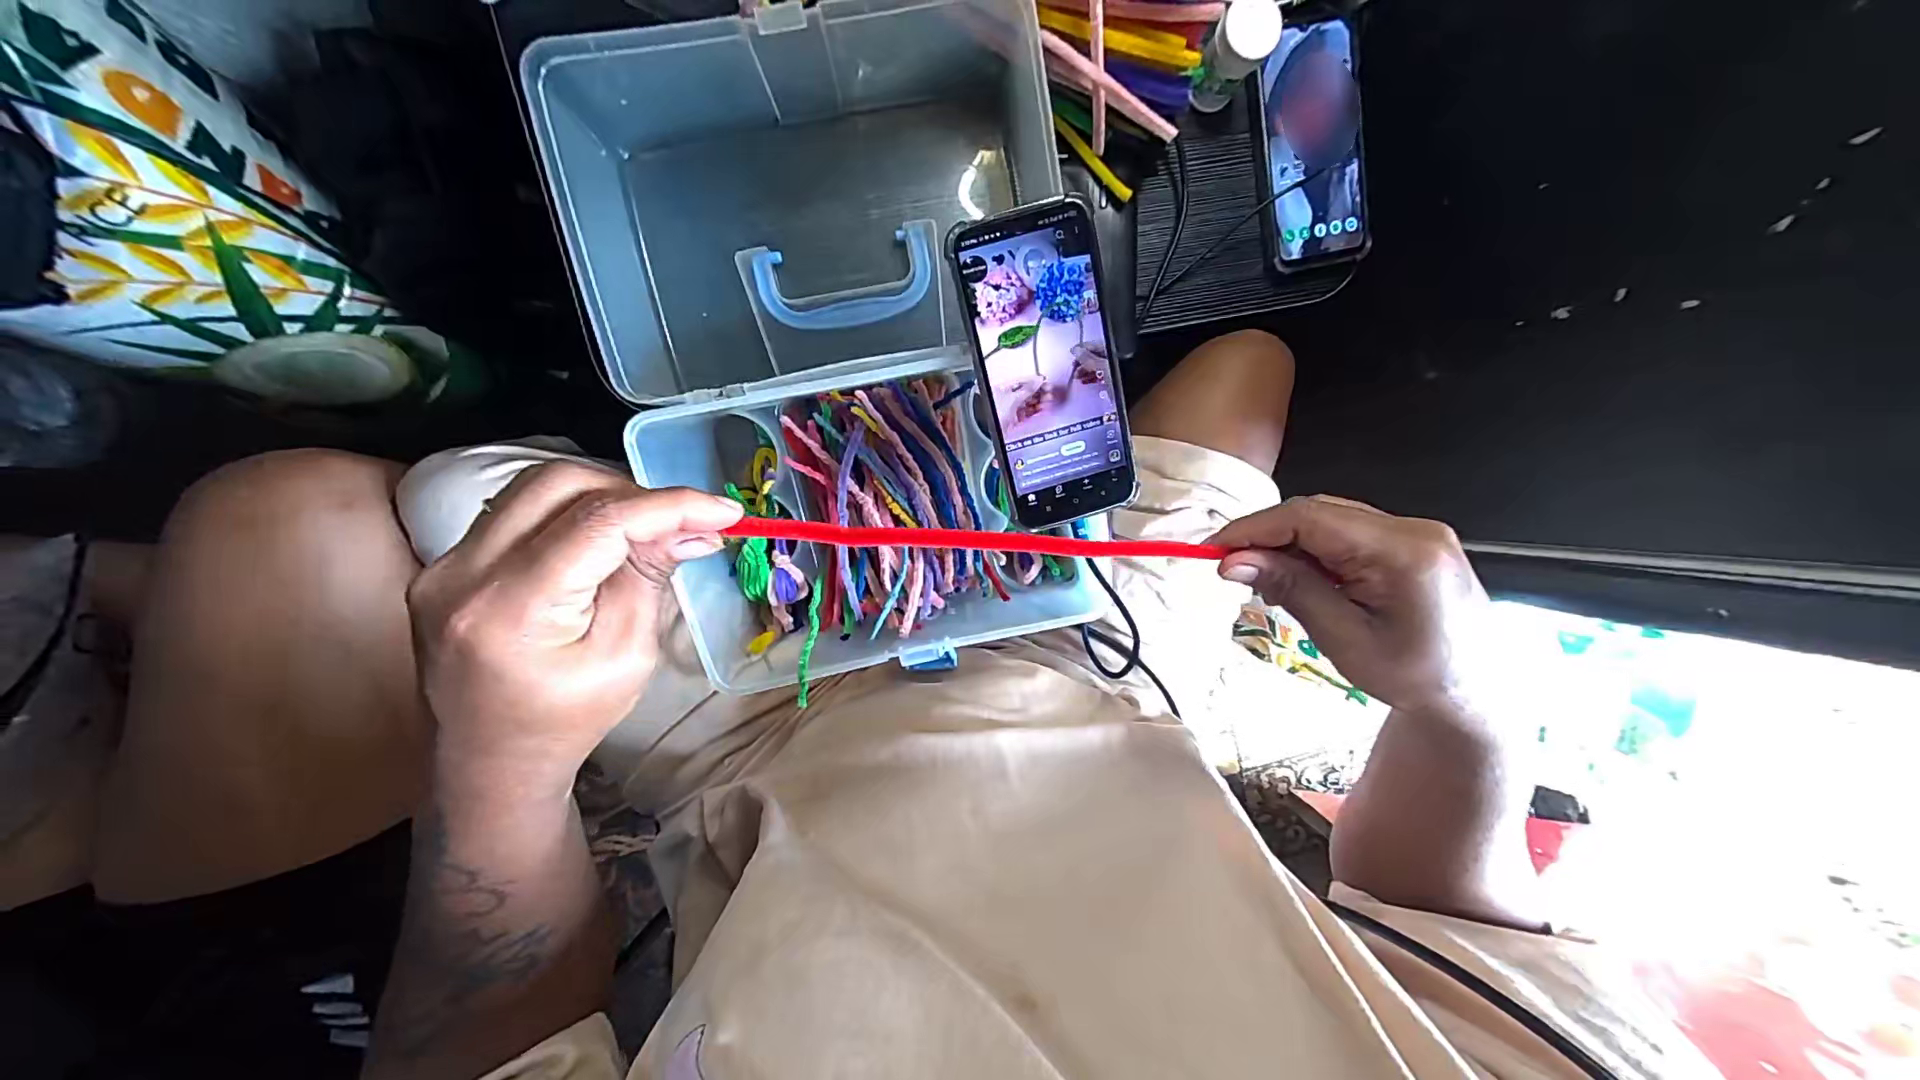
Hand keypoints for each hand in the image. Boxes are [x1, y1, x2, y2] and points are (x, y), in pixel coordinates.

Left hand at [405, 463, 740, 792]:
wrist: (492, 759)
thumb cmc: (570, 719)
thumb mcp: (629, 655)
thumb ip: (650, 577)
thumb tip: (694, 528)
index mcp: (514, 610)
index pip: (600, 523)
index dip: (670, 505)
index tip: (725, 510)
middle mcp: (464, 574)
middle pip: (562, 484)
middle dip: (635, 493)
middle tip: (680, 524)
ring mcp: (446, 564)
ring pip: (537, 484)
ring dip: (604, 494)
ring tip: (645, 528)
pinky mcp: (448, 563)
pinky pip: (518, 508)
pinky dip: (573, 508)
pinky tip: (602, 537)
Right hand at [1208, 496, 1491, 715]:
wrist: (1476, 693)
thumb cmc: (1414, 676)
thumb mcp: (1343, 638)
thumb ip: (1290, 589)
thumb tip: (1234, 561)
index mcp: (1403, 552)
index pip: (1308, 518)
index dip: (1253, 529)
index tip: (1213, 551)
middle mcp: (1412, 529)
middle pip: (1315, 513)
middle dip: (1266, 537)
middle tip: (1232, 570)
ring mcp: (1412, 532)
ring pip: (1326, 519)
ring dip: (1286, 545)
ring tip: (1266, 582)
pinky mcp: (1407, 542)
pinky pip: (1343, 533)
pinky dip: (1310, 551)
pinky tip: (1300, 579)